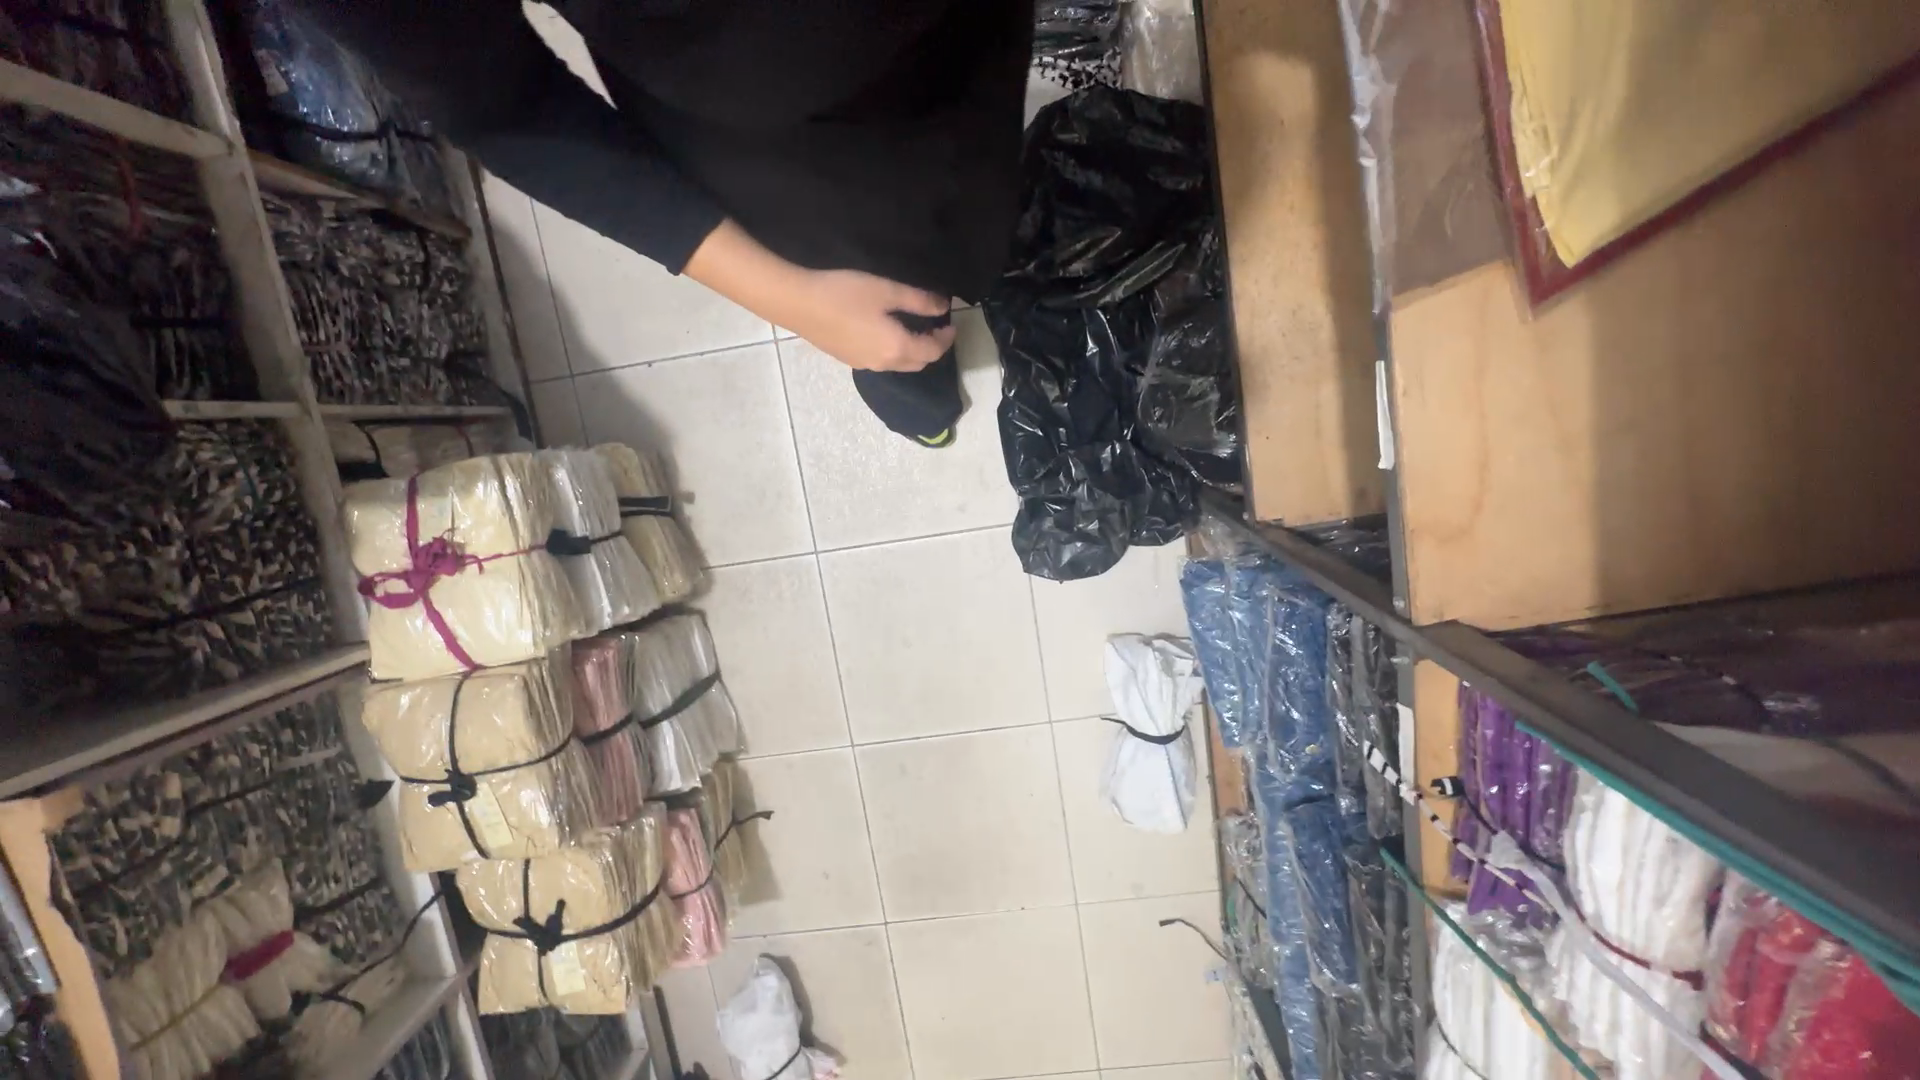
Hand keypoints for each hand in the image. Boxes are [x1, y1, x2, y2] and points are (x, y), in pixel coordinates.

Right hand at [787, 269, 953, 371]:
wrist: (798, 304)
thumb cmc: (845, 293)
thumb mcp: (887, 291)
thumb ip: (919, 301)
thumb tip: (943, 307)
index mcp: (897, 348)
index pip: (932, 351)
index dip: (945, 339)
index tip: (950, 323)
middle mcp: (884, 364)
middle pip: (918, 363)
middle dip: (931, 349)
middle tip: (935, 328)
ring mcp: (865, 365)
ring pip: (899, 365)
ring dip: (912, 353)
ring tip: (914, 331)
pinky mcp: (849, 360)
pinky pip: (881, 362)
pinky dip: (894, 353)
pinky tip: (887, 335)